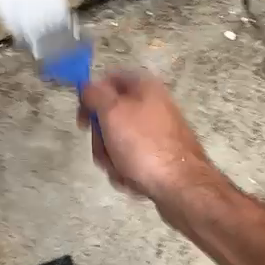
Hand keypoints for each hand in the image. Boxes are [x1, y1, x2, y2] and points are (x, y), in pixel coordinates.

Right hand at [78, 70, 224, 201]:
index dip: (91, 96)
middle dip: (101, 137)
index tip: (83, 117)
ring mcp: (157, 132)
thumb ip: (95, 94)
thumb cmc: (144, 145)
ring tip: (121, 168)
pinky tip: (131, 178)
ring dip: (111, 157)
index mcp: (144, 87)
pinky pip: (130, 158)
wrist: (181, 185)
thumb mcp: (112, 113)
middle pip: (111, 115)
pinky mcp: (160, 155)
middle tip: (105, 148)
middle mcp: (152, 105)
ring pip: (117, 140)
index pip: (109, 79)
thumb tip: (88, 86)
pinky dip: (125, 169)